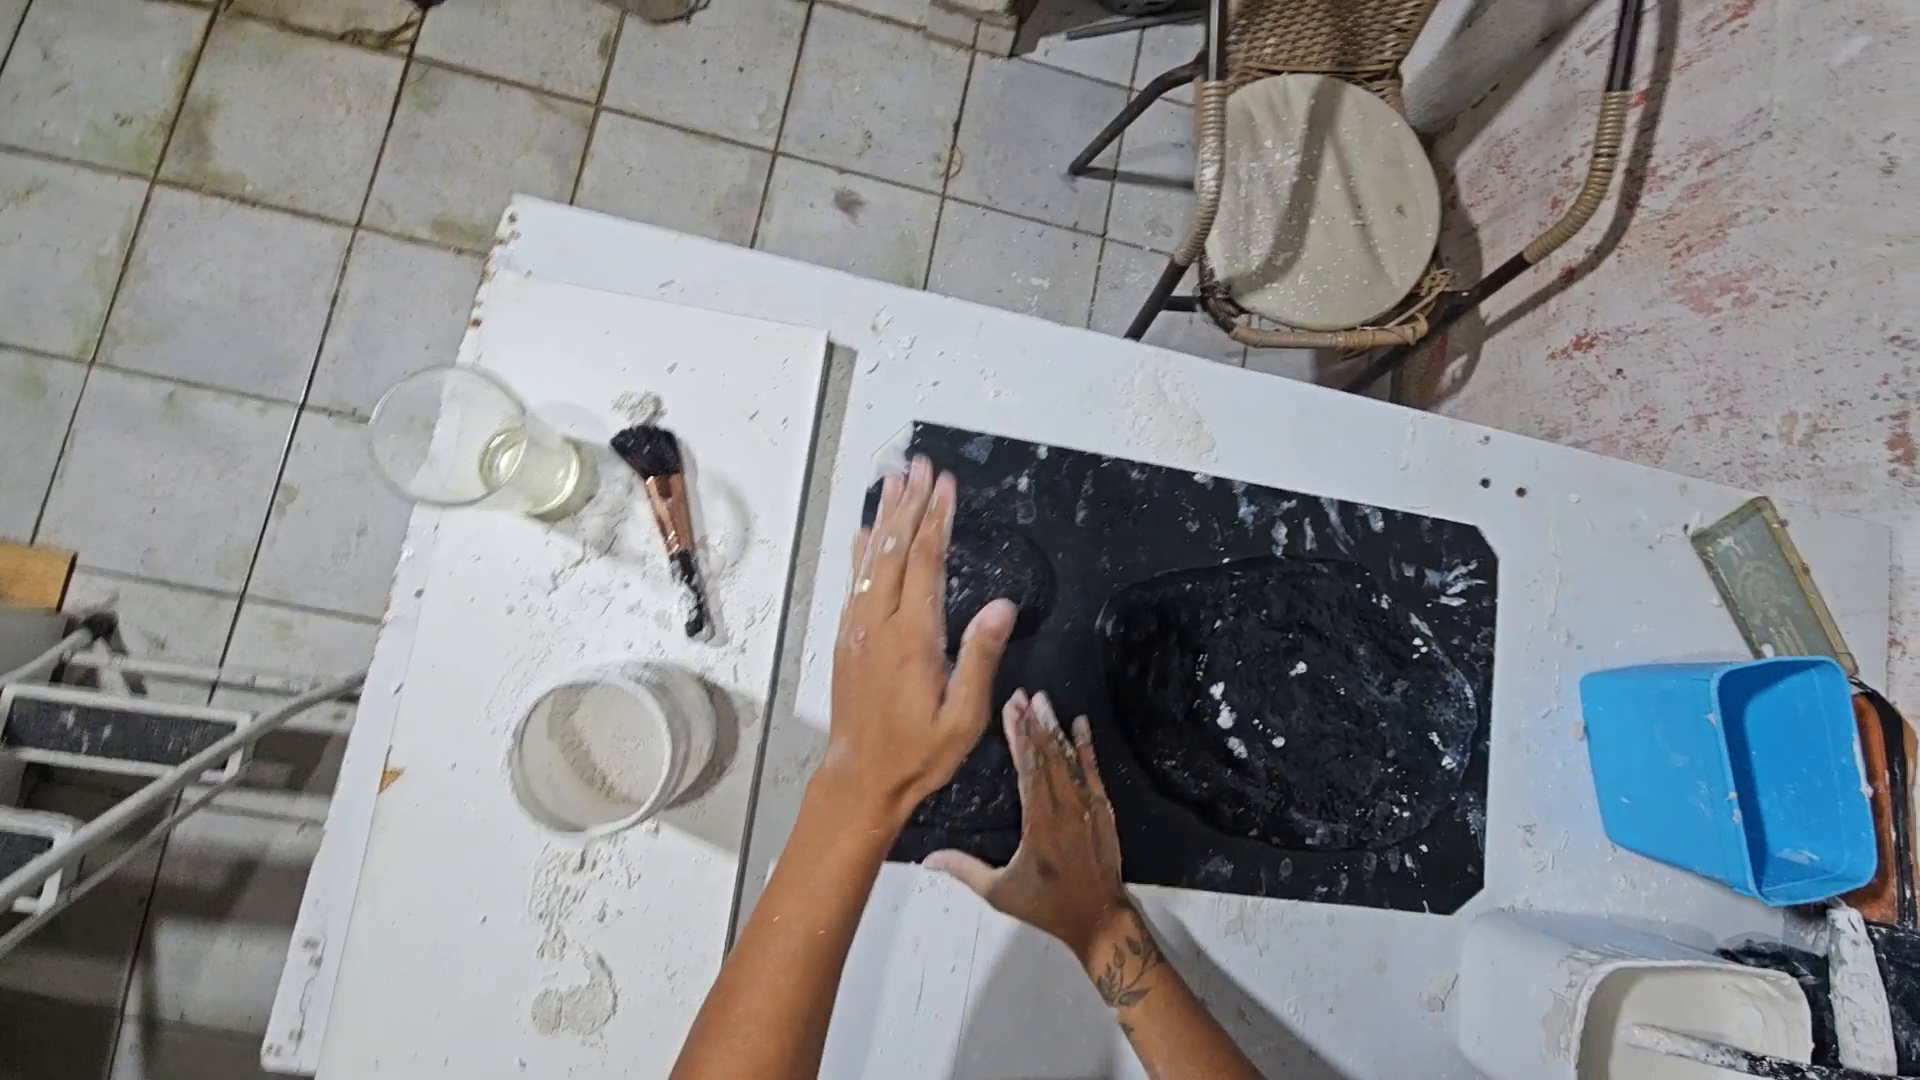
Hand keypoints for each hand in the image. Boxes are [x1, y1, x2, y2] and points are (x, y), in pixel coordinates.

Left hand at [817, 456, 1018, 828]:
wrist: (861, 778)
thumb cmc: (919, 752)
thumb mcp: (964, 716)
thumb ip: (980, 657)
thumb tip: (1002, 605)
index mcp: (912, 636)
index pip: (925, 562)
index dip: (937, 519)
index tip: (946, 485)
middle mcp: (879, 622)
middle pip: (894, 549)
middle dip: (910, 504)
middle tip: (920, 465)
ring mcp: (857, 627)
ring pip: (870, 559)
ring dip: (883, 517)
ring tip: (893, 480)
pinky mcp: (847, 637)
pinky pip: (854, 581)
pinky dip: (861, 550)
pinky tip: (864, 531)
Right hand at [924, 690, 1133, 964]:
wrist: (1099, 919)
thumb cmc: (1047, 905)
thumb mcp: (1000, 892)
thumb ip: (964, 870)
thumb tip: (927, 858)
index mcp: (1039, 822)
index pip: (1028, 769)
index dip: (1019, 736)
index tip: (1010, 708)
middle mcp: (1065, 807)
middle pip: (1048, 756)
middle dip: (1033, 723)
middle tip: (1022, 693)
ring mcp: (1087, 806)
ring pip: (1069, 759)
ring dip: (1055, 728)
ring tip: (1043, 700)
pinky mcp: (1103, 809)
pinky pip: (1093, 771)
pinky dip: (1086, 747)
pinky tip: (1081, 725)